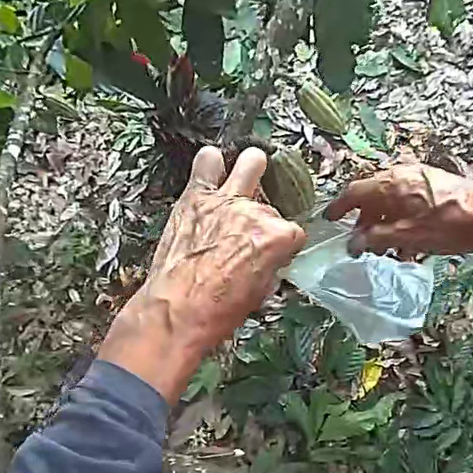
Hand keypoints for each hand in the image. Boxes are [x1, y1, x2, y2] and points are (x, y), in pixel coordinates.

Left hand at [98, 146, 307, 403]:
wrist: (178, 311)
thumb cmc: (218, 310)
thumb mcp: (260, 294)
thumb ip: (269, 266)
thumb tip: (267, 261)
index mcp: (277, 238)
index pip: (294, 232)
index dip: (285, 246)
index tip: (276, 255)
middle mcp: (255, 213)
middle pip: (271, 207)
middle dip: (264, 219)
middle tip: (251, 234)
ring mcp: (225, 200)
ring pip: (251, 163)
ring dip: (253, 168)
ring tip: (250, 173)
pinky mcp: (196, 196)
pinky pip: (208, 161)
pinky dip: (212, 163)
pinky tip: (214, 168)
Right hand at [327, 165, 472, 258]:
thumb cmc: (450, 225)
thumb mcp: (408, 237)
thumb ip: (376, 238)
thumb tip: (354, 243)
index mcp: (391, 182)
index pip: (354, 191)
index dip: (340, 207)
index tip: (330, 219)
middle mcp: (403, 174)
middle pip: (373, 196)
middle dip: (366, 220)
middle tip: (362, 242)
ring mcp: (421, 177)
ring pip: (392, 199)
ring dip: (386, 222)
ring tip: (388, 247)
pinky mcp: (436, 185)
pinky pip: (409, 200)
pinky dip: (403, 218)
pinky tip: (410, 241)